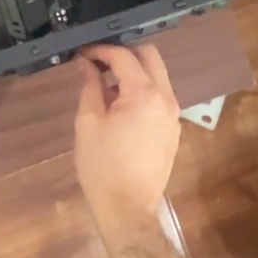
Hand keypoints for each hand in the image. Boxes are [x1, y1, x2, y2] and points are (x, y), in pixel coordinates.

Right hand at [75, 44, 180, 228]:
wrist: (127, 207)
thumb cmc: (102, 166)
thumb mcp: (88, 122)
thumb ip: (89, 86)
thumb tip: (86, 64)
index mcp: (144, 94)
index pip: (124, 57)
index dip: (101, 50)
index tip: (83, 53)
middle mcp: (166, 98)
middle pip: (150, 57)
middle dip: (124, 54)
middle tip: (98, 63)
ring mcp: (174, 115)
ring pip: (158, 77)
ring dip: (134, 74)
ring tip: (106, 88)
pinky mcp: (173, 130)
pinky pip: (160, 98)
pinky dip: (142, 92)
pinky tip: (121, 108)